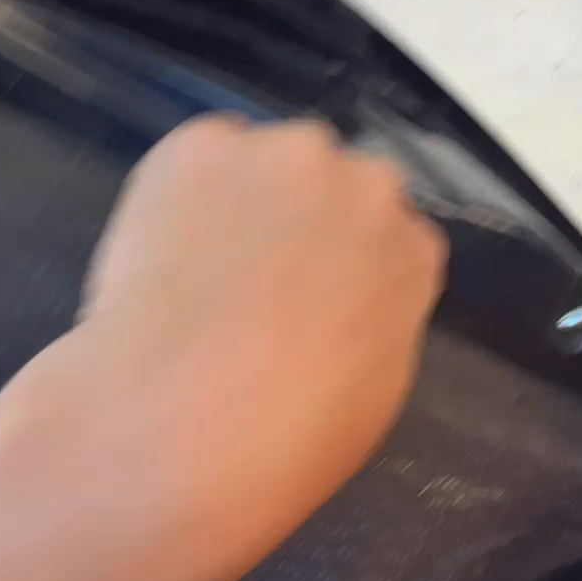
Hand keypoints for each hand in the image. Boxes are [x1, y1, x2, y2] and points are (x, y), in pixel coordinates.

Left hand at [0, 116, 447, 580]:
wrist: (186, 421)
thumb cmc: (297, 434)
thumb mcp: (377, 386)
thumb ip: (377, 318)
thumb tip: (343, 301)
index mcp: (414, 248)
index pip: (391, 236)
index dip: (347, 262)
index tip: (314, 291)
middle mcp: (367, 184)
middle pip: (340, 183)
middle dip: (310, 216)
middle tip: (261, 272)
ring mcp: (287, 155)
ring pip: (272, 161)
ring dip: (251, 195)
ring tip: (204, 259)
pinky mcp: (204, 146)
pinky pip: (203, 157)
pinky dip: (186, 189)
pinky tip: (167, 244)